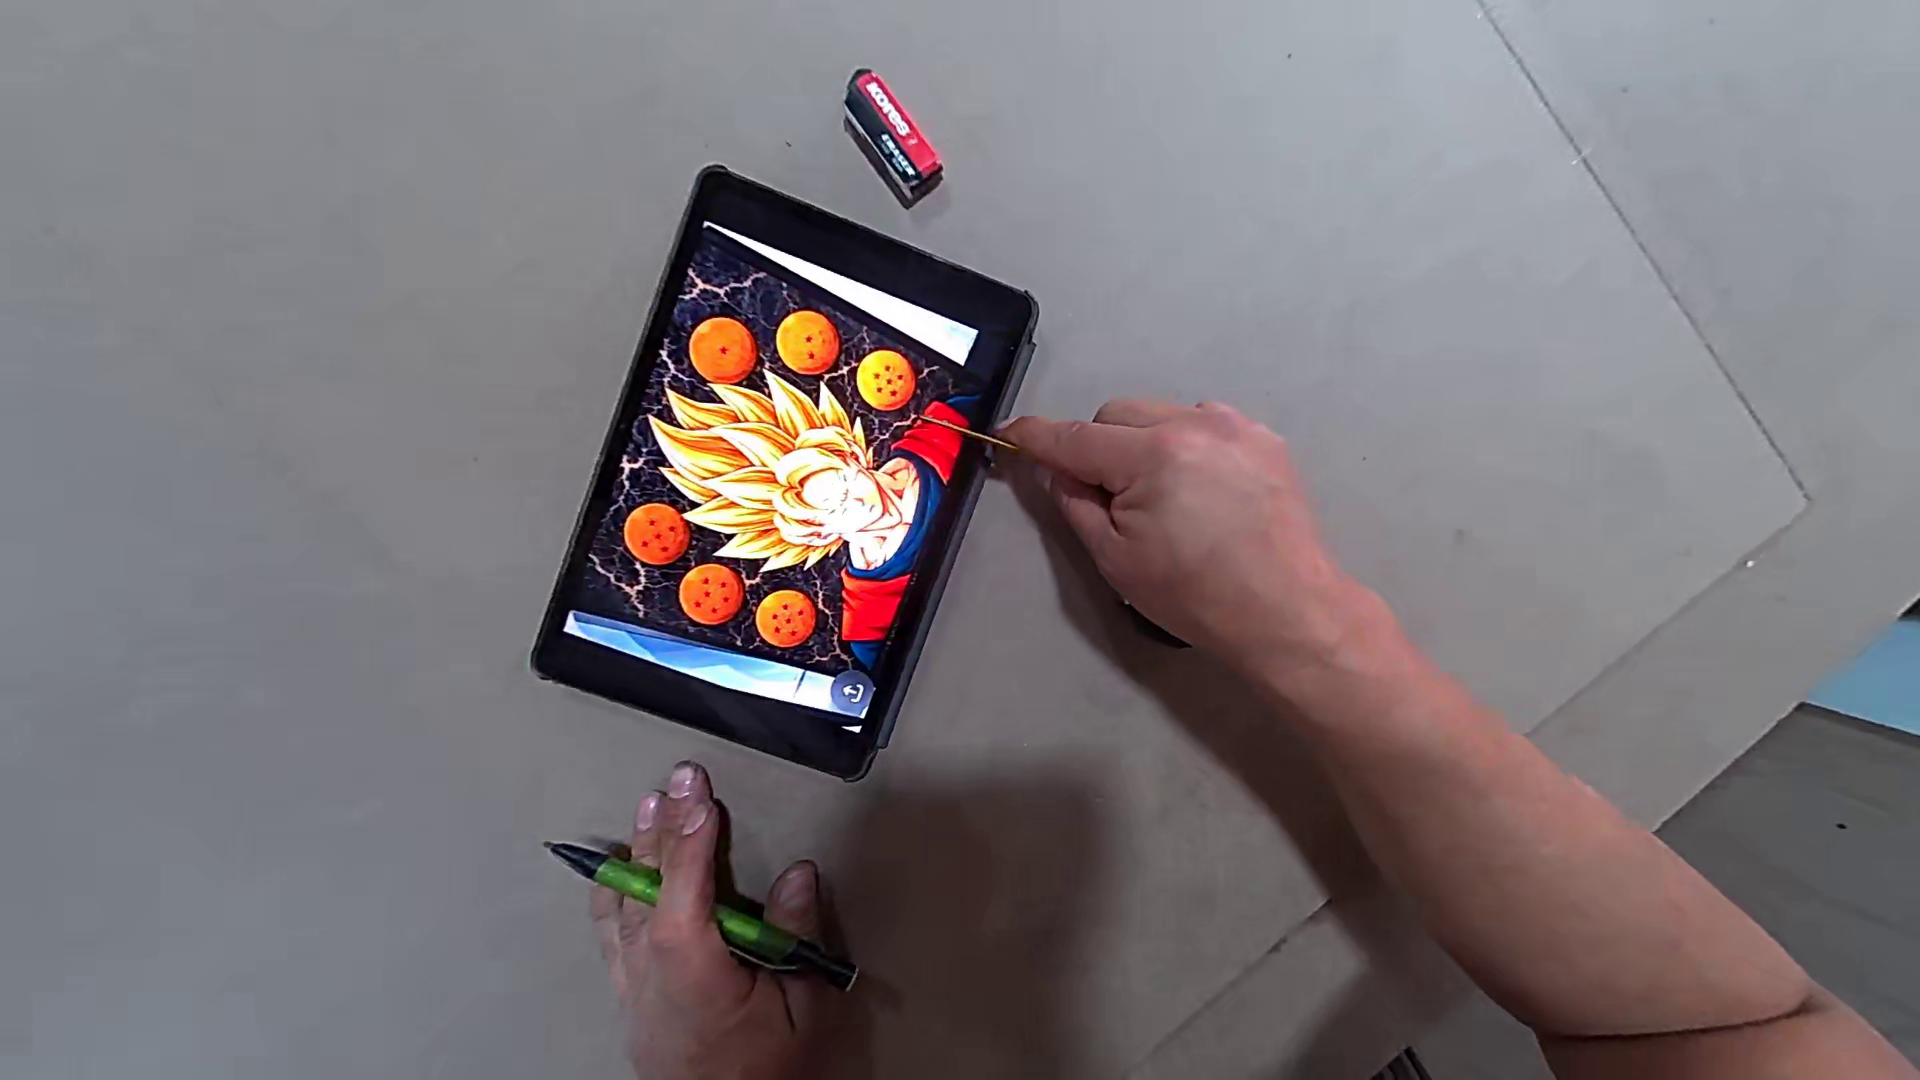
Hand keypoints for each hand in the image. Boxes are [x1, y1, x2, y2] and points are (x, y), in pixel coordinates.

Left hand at [591, 761, 834, 1079]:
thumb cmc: (776, 1072)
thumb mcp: (806, 1011)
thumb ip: (797, 938)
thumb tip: (798, 873)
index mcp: (698, 998)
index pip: (682, 918)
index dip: (689, 856)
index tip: (701, 803)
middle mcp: (653, 994)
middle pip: (649, 903)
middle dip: (666, 832)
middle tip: (678, 780)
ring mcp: (634, 997)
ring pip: (623, 916)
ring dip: (639, 853)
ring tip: (649, 804)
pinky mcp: (632, 999)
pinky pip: (613, 938)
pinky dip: (615, 892)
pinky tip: (619, 864)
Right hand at [1003, 402, 1379, 680]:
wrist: (1287, 611)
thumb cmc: (1194, 594)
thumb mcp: (1114, 558)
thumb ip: (1073, 503)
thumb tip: (1051, 469)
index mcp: (1153, 456)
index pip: (1075, 437)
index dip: (1034, 436)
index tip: (1008, 434)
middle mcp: (1194, 424)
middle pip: (1114, 414)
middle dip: (1097, 448)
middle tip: (1108, 496)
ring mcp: (1234, 425)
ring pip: (1156, 412)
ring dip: (1139, 442)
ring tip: (1158, 493)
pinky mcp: (1261, 436)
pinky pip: (1198, 421)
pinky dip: (1179, 442)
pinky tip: (1195, 485)